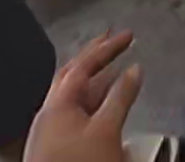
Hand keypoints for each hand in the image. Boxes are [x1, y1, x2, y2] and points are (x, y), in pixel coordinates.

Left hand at [23, 32, 143, 161]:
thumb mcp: (107, 130)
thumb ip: (121, 96)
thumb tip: (135, 68)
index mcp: (57, 105)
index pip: (83, 65)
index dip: (107, 47)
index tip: (130, 35)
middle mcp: (49, 115)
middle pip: (72, 76)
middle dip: (95, 57)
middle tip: (115, 39)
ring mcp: (49, 135)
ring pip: (73, 98)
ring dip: (96, 81)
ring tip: (117, 71)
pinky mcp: (54, 153)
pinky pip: (75, 116)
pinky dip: (93, 103)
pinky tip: (107, 106)